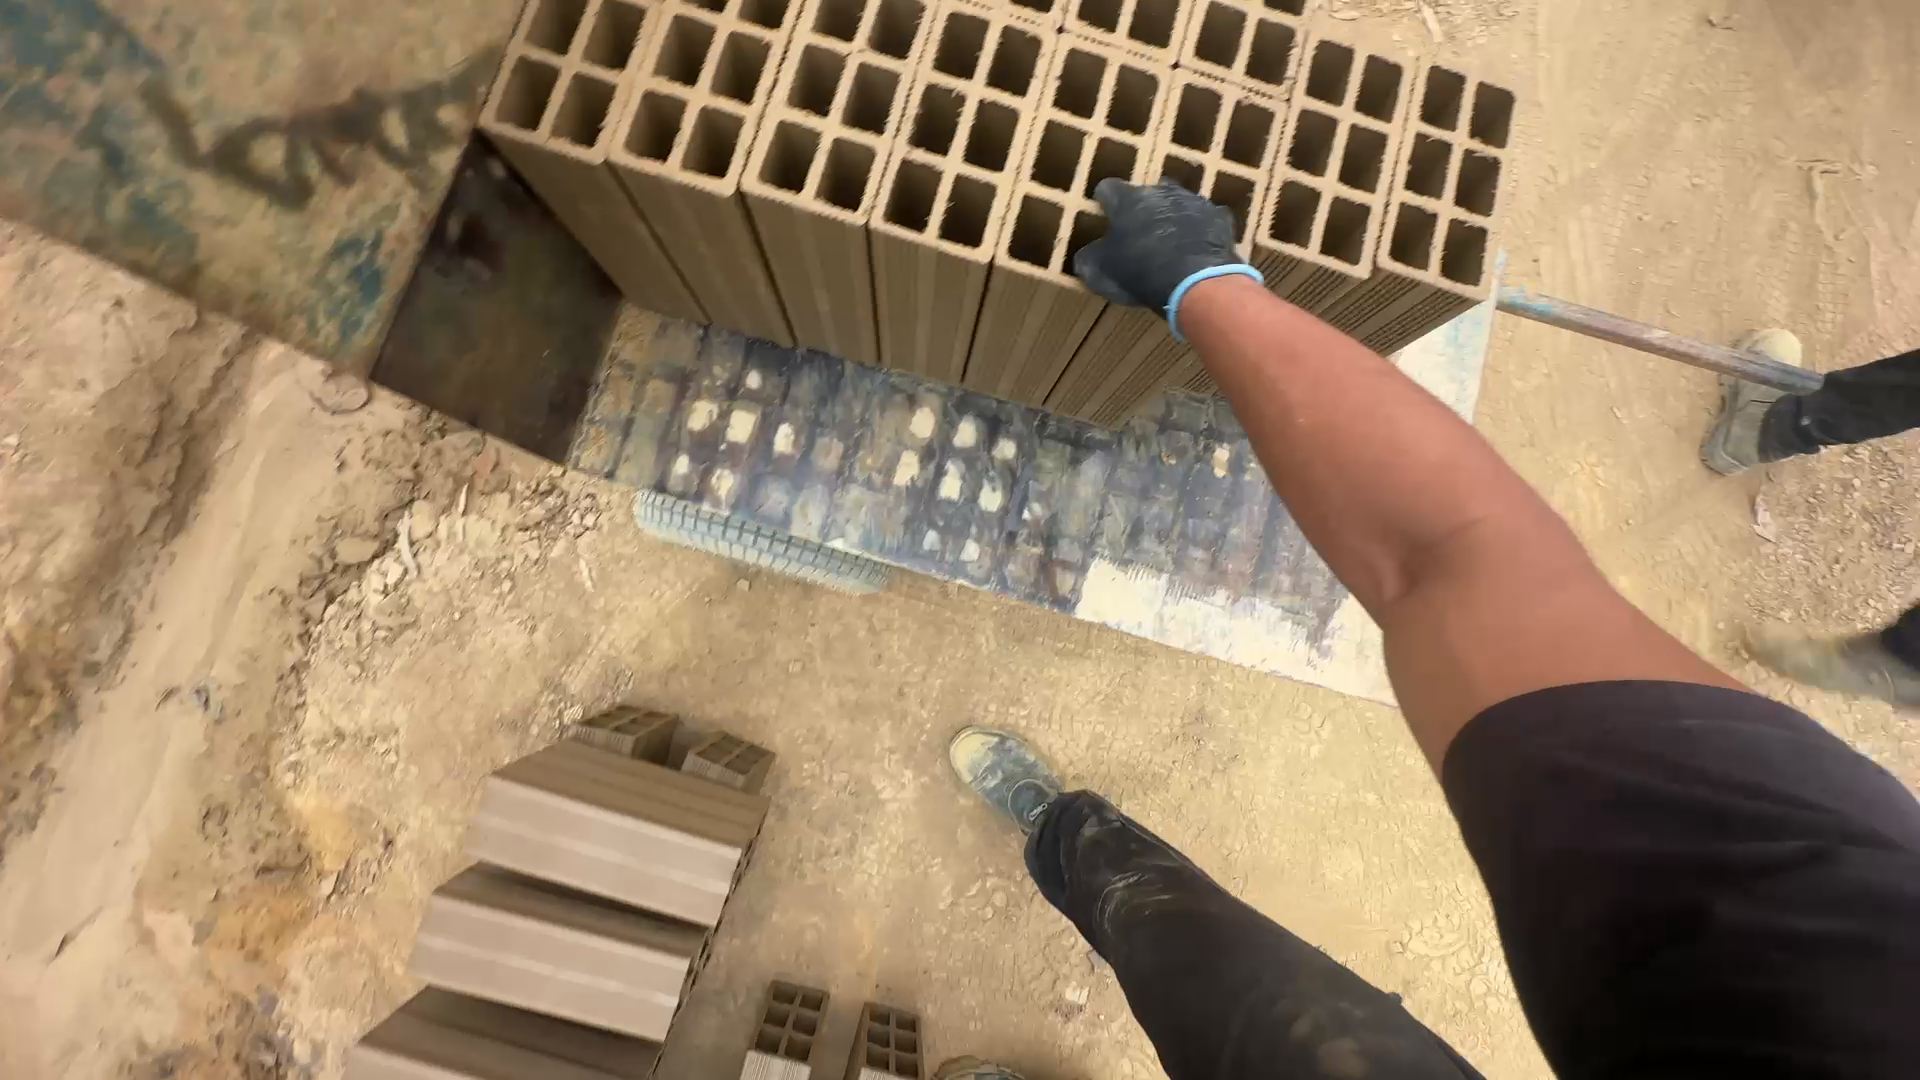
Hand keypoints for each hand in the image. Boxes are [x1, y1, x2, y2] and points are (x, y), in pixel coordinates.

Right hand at [1072, 179, 1259, 335]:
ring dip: (1172, 217)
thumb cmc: (1139, 272)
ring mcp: (1194, 202)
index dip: (1104, 201)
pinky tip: (1197, 249)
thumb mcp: (1101, 272)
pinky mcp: (1220, 218)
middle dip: (1142, 207)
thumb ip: (1090, 259)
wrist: (1195, 280)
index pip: (1108, 188)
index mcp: (1128, 200)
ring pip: (1179, 202)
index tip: (1102, 212)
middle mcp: (1161, 191)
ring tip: (1170, 242)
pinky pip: (1206, 220)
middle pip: (1148, 191)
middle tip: (1138, 232)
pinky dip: (1200, 231)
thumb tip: (1084, 256)